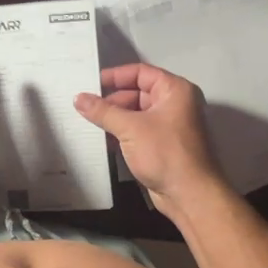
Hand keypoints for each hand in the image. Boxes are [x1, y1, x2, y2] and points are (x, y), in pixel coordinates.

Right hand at [74, 63, 224, 216]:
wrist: (189, 194)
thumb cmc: (164, 153)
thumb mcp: (130, 128)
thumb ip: (103, 111)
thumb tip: (78, 98)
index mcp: (174, 91)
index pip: (140, 73)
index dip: (115, 76)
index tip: (91, 83)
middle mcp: (174, 104)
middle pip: (137, 92)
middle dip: (111, 100)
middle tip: (84, 106)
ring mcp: (168, 125)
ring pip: (135, 114)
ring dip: (113, 118)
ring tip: (87, 122)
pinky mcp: (161, 145)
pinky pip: (137, 131)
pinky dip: (120, 133)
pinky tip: (100, 139)